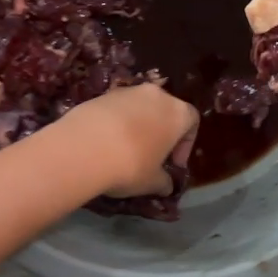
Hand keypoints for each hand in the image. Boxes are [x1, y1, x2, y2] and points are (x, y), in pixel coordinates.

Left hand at [57, 85, 198, 198]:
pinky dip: (117, 123)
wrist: (85, 146)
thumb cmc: (131, 165)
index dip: (185, 144)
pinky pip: (118, 108)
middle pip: (166, 110)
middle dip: (161, 132)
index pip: (192, 121)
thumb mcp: (152, 182)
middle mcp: (156, 95)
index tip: (173, 164)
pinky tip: (106, 144)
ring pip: (141, 108)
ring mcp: (129, 91)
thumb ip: (164, 182)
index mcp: (177, 112)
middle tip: (151, 157)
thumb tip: (167, 185)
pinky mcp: (104, 93)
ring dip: (138, 126)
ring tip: (125, 152)